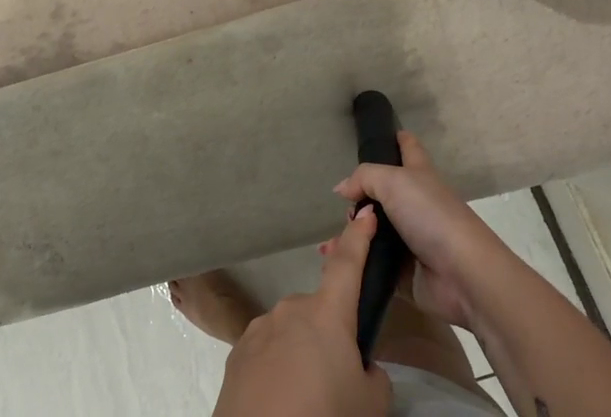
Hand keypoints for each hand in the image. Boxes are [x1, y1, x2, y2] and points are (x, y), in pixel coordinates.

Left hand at [212, 206, 392, 416]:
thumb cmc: (325, 415)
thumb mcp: (372, 401)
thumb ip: (373, 374)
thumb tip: (358, 366)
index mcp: (326, 315)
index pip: (347, 266)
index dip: (359, 239)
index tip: (366, 214)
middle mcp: (290, 311)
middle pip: (320, 314)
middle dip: (331, 338)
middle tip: (340, 379)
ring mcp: (260, 329)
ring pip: (293, 335)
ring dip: (304, 356)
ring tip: (309, 399)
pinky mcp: (237, 352)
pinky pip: (269, 353)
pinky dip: (279, 370)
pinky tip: (282, 402)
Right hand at [332, 131, 495, 330]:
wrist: (462, 274)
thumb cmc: (431, 216)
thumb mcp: (393, 182)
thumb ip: (363, 178)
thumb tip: (343, 189)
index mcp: (420, 175)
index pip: (410, 149)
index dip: (401, 139)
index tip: (389, 132)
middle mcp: (418, 203)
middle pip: (386, 191)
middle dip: (362, 195)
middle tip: (344, 202)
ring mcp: (413, 236)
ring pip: (376, 226)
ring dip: (355, 230)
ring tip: (337, 236)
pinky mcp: (406, 267)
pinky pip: (375, 258)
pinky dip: (358, 256)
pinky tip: (338, 255)